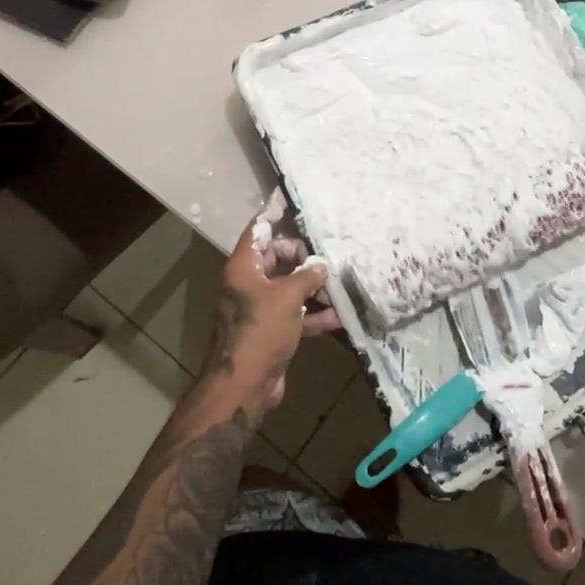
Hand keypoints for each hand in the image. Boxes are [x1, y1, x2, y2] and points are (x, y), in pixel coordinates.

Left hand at [204, 190, 340, 419]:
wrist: (244, 385)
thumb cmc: (260, 331)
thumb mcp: (287, 297)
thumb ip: (306, 276)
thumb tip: (321, 266)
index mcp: (243, 268)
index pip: (257, 231)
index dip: (272, 215)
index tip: (288, 199)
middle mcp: (248, 284)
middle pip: (277, 258)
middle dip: (303, 258)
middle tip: (326, 257)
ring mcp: (260, 309)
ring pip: (290, 287)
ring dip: (314, 288)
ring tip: (341, 285)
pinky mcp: (272, 331)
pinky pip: (296, 314)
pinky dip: (314, 314)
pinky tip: (340, 316)